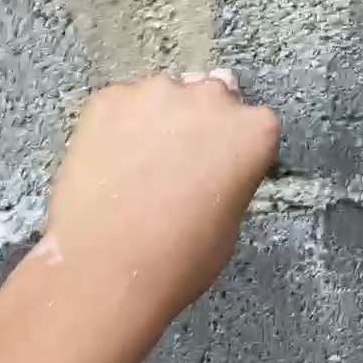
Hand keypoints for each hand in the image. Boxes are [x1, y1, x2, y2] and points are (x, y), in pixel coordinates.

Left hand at [41, 69, 280, 322]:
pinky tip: (112, 161)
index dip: (237, 145)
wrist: (107, 269)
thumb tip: (212, 163)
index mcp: (255, 129)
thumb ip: (231, 171)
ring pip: (165, 95)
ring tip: (140, 163)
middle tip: (180, 161)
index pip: (255, 123)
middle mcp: (211, 99)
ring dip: (160, 118)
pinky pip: (122, 103)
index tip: (222, 165)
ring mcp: (158, 94)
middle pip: (213, 95)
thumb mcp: (232, 216)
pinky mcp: (111, 99)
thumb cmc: (181, 256)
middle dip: (201, 121)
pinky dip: (120, 124)